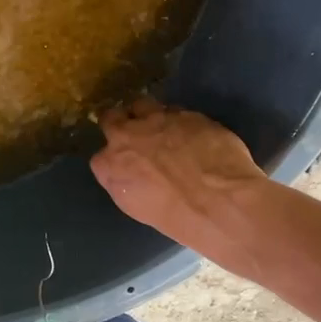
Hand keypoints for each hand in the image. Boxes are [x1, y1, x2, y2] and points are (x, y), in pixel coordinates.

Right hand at [90, 99, 269, 243]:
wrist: (220, 202)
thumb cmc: (176, 216)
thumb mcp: (136, 207)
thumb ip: (123, 181)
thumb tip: (128, 172)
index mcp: (110, 163)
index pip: (101, 156)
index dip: (114, 158)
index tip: (125, 164)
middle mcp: (127, 135)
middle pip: (112, 117)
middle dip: (120, 123)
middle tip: (135, 134)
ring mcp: (158, 120)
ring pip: (142, 105)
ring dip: (148, 115)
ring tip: (163, 129)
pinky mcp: (188, 114)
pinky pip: (176, 112)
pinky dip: (179, 122)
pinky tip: (193, 137)